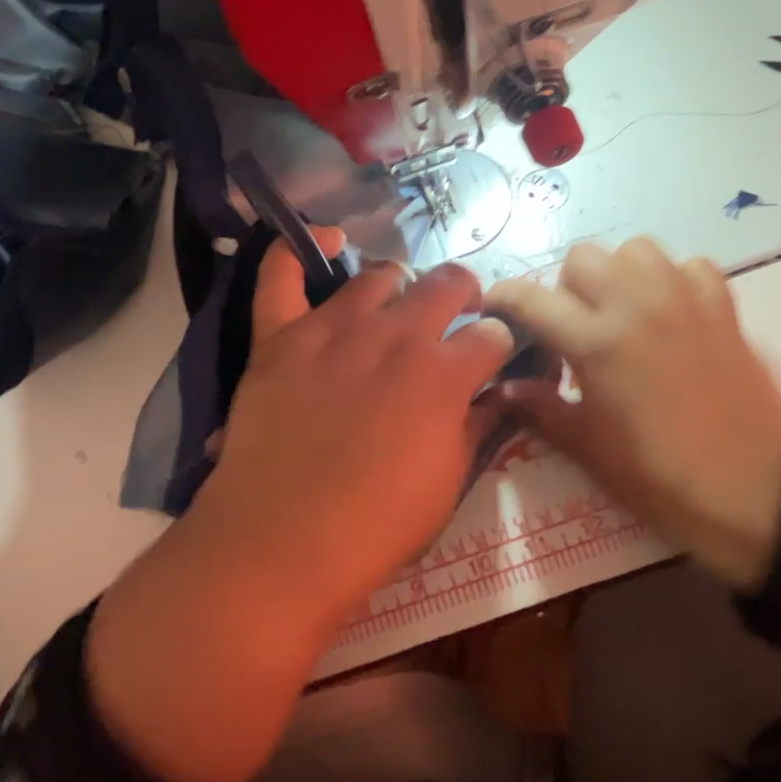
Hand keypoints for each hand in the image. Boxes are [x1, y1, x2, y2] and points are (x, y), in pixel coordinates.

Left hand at [88, 230, 514, 781]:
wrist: (283, 541)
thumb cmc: (378, 525)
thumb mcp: (449, 482)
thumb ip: (476, 427)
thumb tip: (498, 396)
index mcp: (444, 373)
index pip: (491, 335)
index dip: (499, 344)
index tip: (495, 357)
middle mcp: (396, 334)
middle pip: (445, 283)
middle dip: (463, 294)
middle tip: (456, 317)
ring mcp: (333, 328)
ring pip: (378, 276)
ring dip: (398, 286)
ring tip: (395, 306)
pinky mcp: (280, 336)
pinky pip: (281, 275)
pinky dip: (296, 251)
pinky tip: (322, 240)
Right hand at [486, 239, 780, 590]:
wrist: (758, 492)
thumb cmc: (663, 478)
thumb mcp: (590, 450)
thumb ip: (542, 410)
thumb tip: (503, 388)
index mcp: (596, 341)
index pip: (531, 298)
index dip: (503, 299)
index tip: (494, 312)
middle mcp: (636, 303)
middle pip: (582, 257)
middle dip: (566, 288)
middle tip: (572, 331)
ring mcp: (684, 298)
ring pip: (635, 249)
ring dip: (618, 274)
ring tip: (619, 316)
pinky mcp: (724, 306)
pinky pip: (688, 266)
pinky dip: (672, 280)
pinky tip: (670, 316)